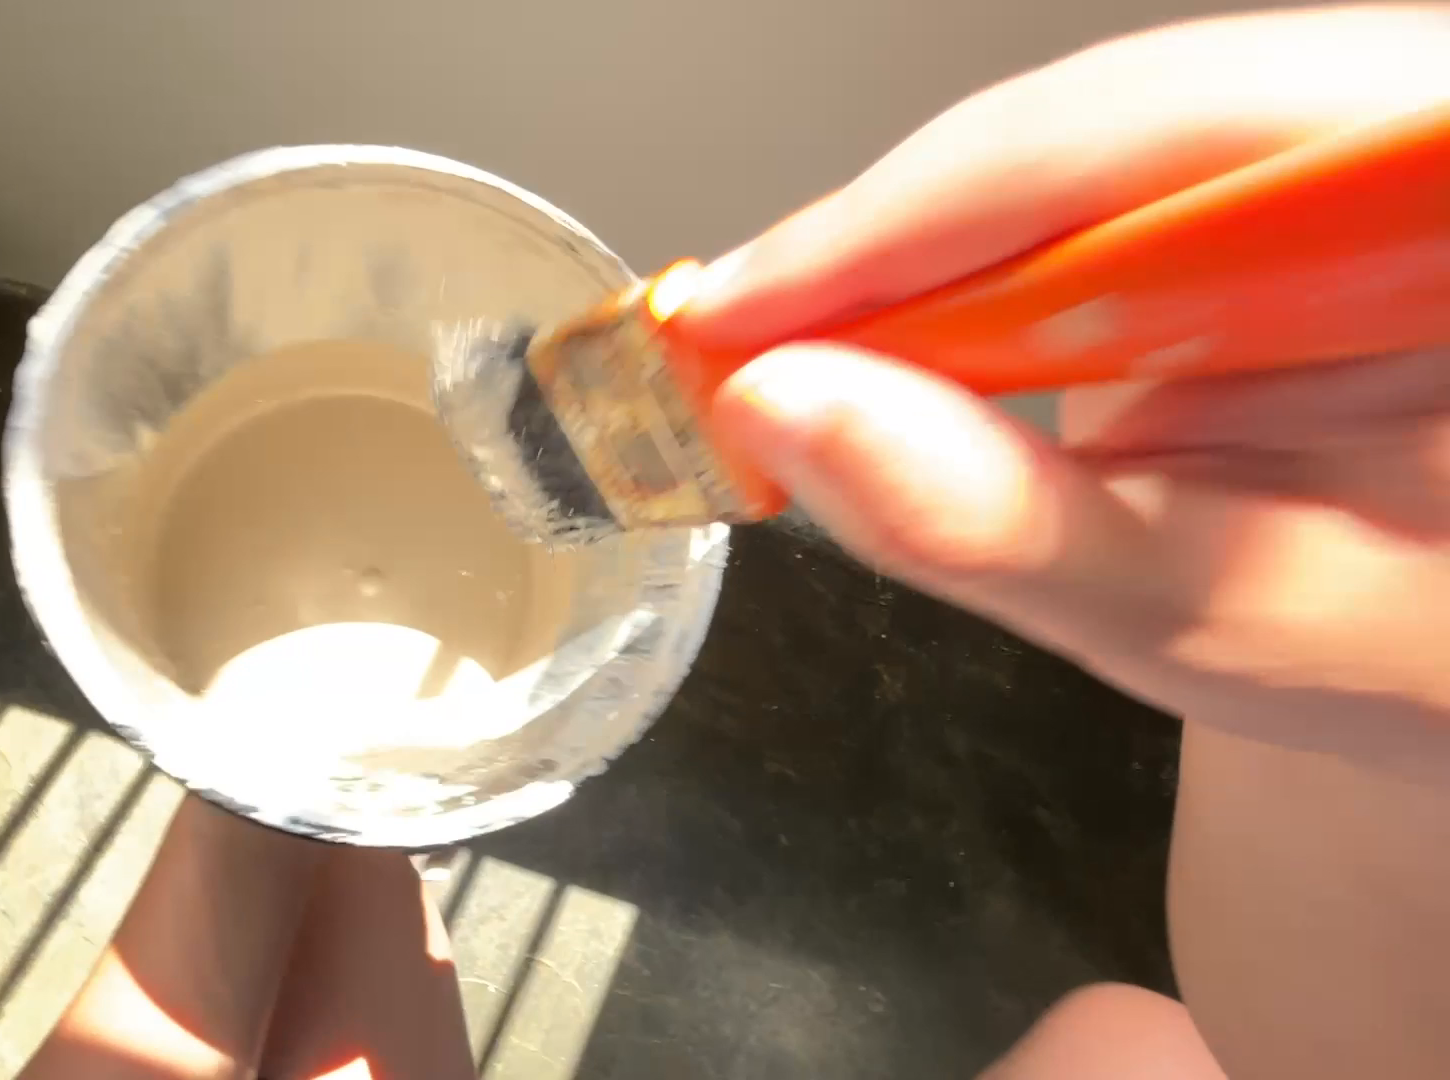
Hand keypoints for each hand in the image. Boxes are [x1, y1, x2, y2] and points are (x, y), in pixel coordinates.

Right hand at [683, 4, 1449, 766]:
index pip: (1134, 146)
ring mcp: (1328, 157)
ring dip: (884, 272)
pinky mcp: (1242, 205)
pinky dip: (931, 288)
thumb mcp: (1193, 613)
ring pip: (1044, 169)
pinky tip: (866, 349)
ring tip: (773, 356)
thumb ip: (980, 517)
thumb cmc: (1394, 648)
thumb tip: (771, 404)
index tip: (724, 315)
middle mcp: (1403, 136)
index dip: (891, 226)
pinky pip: (1051, 212)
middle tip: (717, 345)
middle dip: (862, 252)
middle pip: (1069, 138)